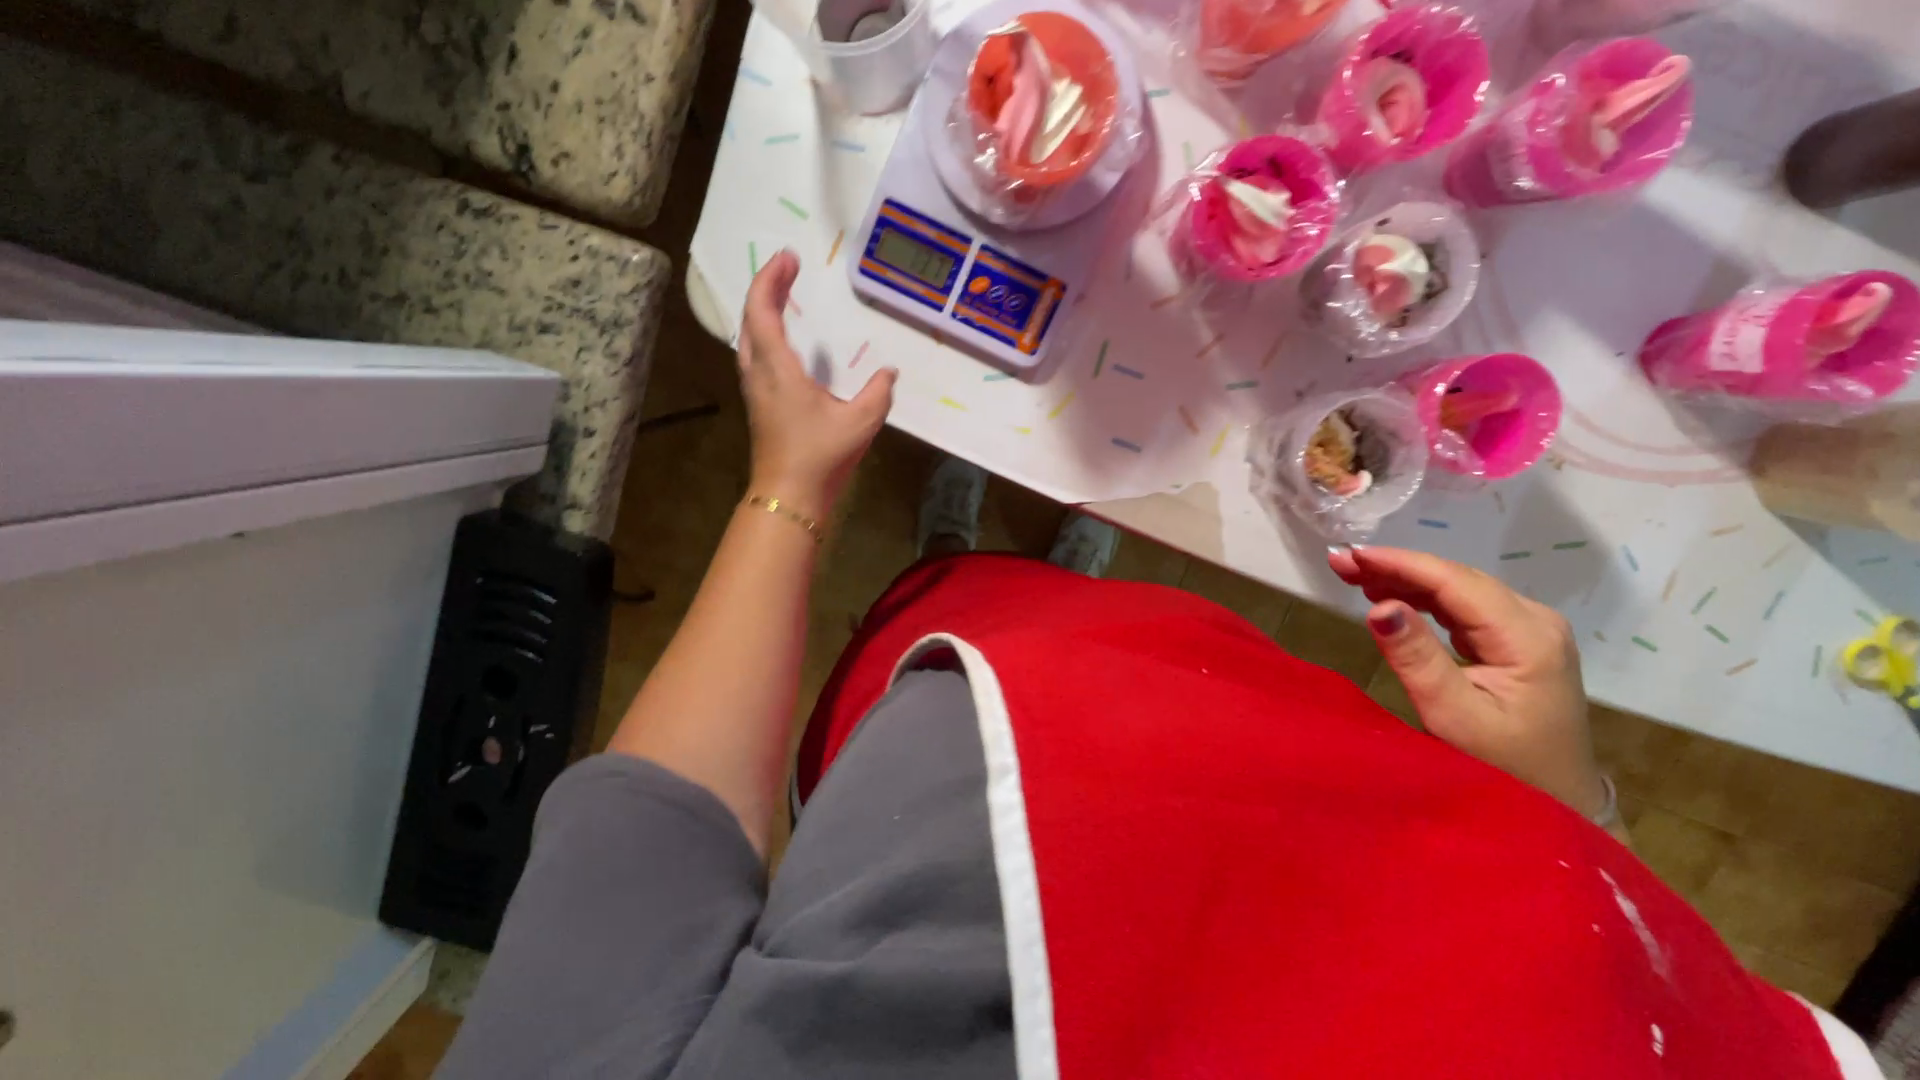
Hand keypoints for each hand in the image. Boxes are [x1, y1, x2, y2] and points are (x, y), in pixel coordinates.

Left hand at [738, 250, 897, 516]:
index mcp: (777, 368)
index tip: (789, 258)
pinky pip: (755, 354)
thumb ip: (878, 391)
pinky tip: (784, 339)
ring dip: (762, 310)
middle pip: (750, 318)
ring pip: (748, 337)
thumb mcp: (860, 421)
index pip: (762, 310)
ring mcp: (754, 389)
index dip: (771, 279)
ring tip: (785, 295)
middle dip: (766, 288)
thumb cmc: (820, 455)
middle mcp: (758, 372)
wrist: (789, 495)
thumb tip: (889, 372)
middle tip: (789, 269)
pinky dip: (765, 332)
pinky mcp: (759, 404)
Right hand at [1328, 546, 1608, 820]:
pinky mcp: (1519, 641)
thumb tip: (1379, 607)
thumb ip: (1417, 659)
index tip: (1348, 556)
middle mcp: (1535, 620)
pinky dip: (1425, 600)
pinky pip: (1466, 607)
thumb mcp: (1453, 717)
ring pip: (1460, 589)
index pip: (1454, 582)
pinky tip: (1393, 598)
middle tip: (1341, 565)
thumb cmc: (1505, 767)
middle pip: (1458, 579)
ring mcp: (1531, 629)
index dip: (1399, 563)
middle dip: (1397, 568)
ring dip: (1407, 581)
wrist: (1559, 803)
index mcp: (1527, 636)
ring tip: (1356, 578)